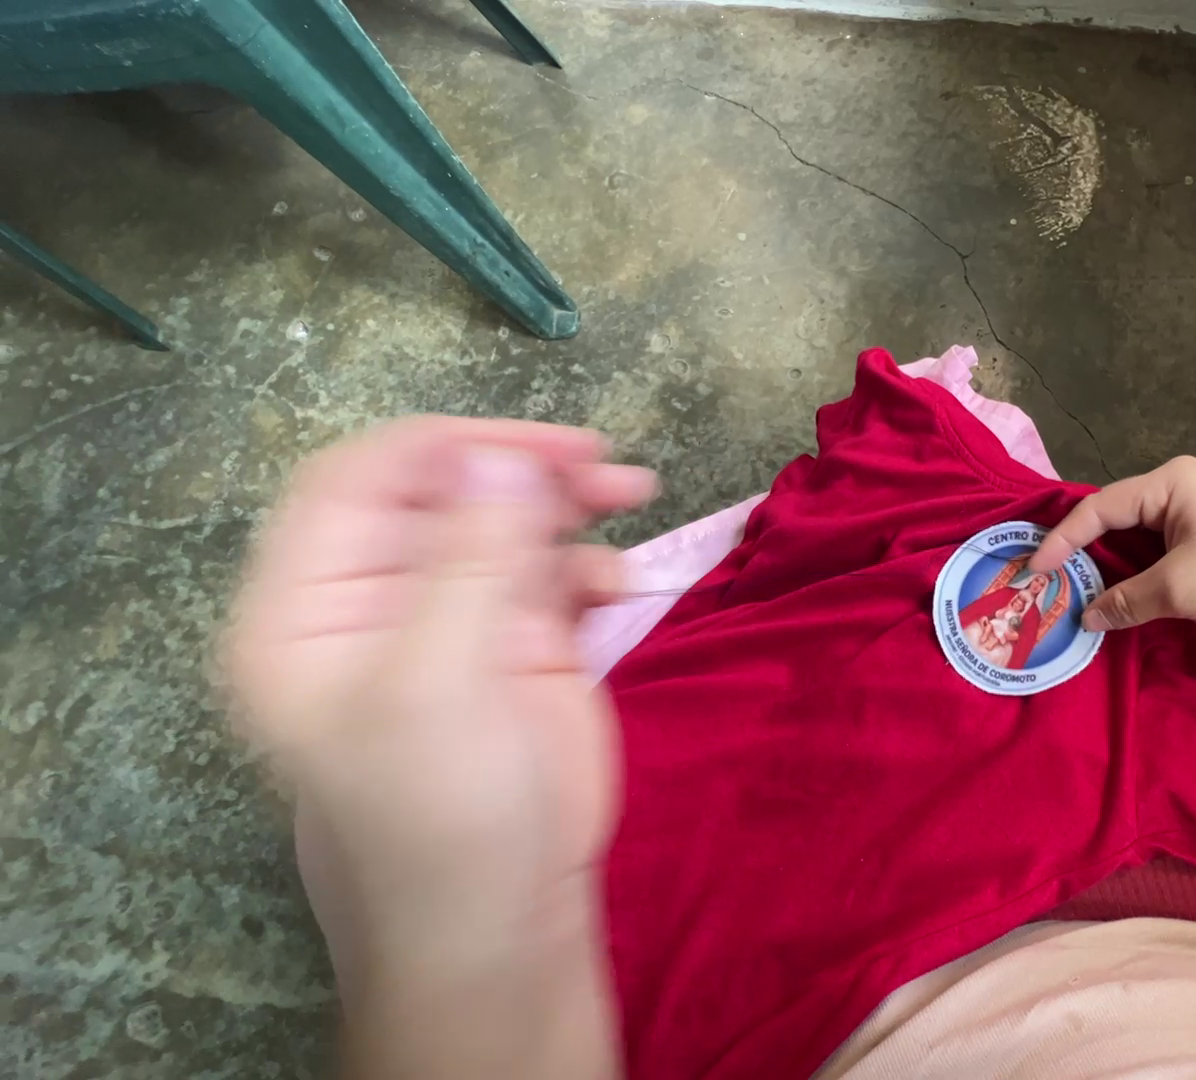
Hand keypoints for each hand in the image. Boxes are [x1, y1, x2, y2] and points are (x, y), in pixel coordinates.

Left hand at [226, 417, 655, 958]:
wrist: (509, 905)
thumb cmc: (442, 807)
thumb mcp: (437, 682)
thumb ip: (466, 561)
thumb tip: (498, 455)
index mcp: (316, 608)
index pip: (360, 483)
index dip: (445, 450)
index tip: (539, 449)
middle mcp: (386, 602)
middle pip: (449, 495)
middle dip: (525, 471)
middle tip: (604, 467)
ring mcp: (463, 622)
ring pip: (511, 526)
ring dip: (570, 505)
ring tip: (632, 495)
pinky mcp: (527, 644)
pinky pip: (559, 575)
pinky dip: (593, 565)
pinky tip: (619, 587)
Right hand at [1028, 456, 1195, 676]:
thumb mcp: (1182, 586)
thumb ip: (1126, 600)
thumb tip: (1085, 617)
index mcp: (1173, 482)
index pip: (1101, 506)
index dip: (1064, 539)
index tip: (1034, 570)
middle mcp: (1183, 496)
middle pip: (1116, 525)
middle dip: (1083, 558)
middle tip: (1045, 589)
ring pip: (1137, 551)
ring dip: (1110, 579)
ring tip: (1071, 604)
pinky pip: (1160, 570)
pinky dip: (1137, 590)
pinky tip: (1115, 611)